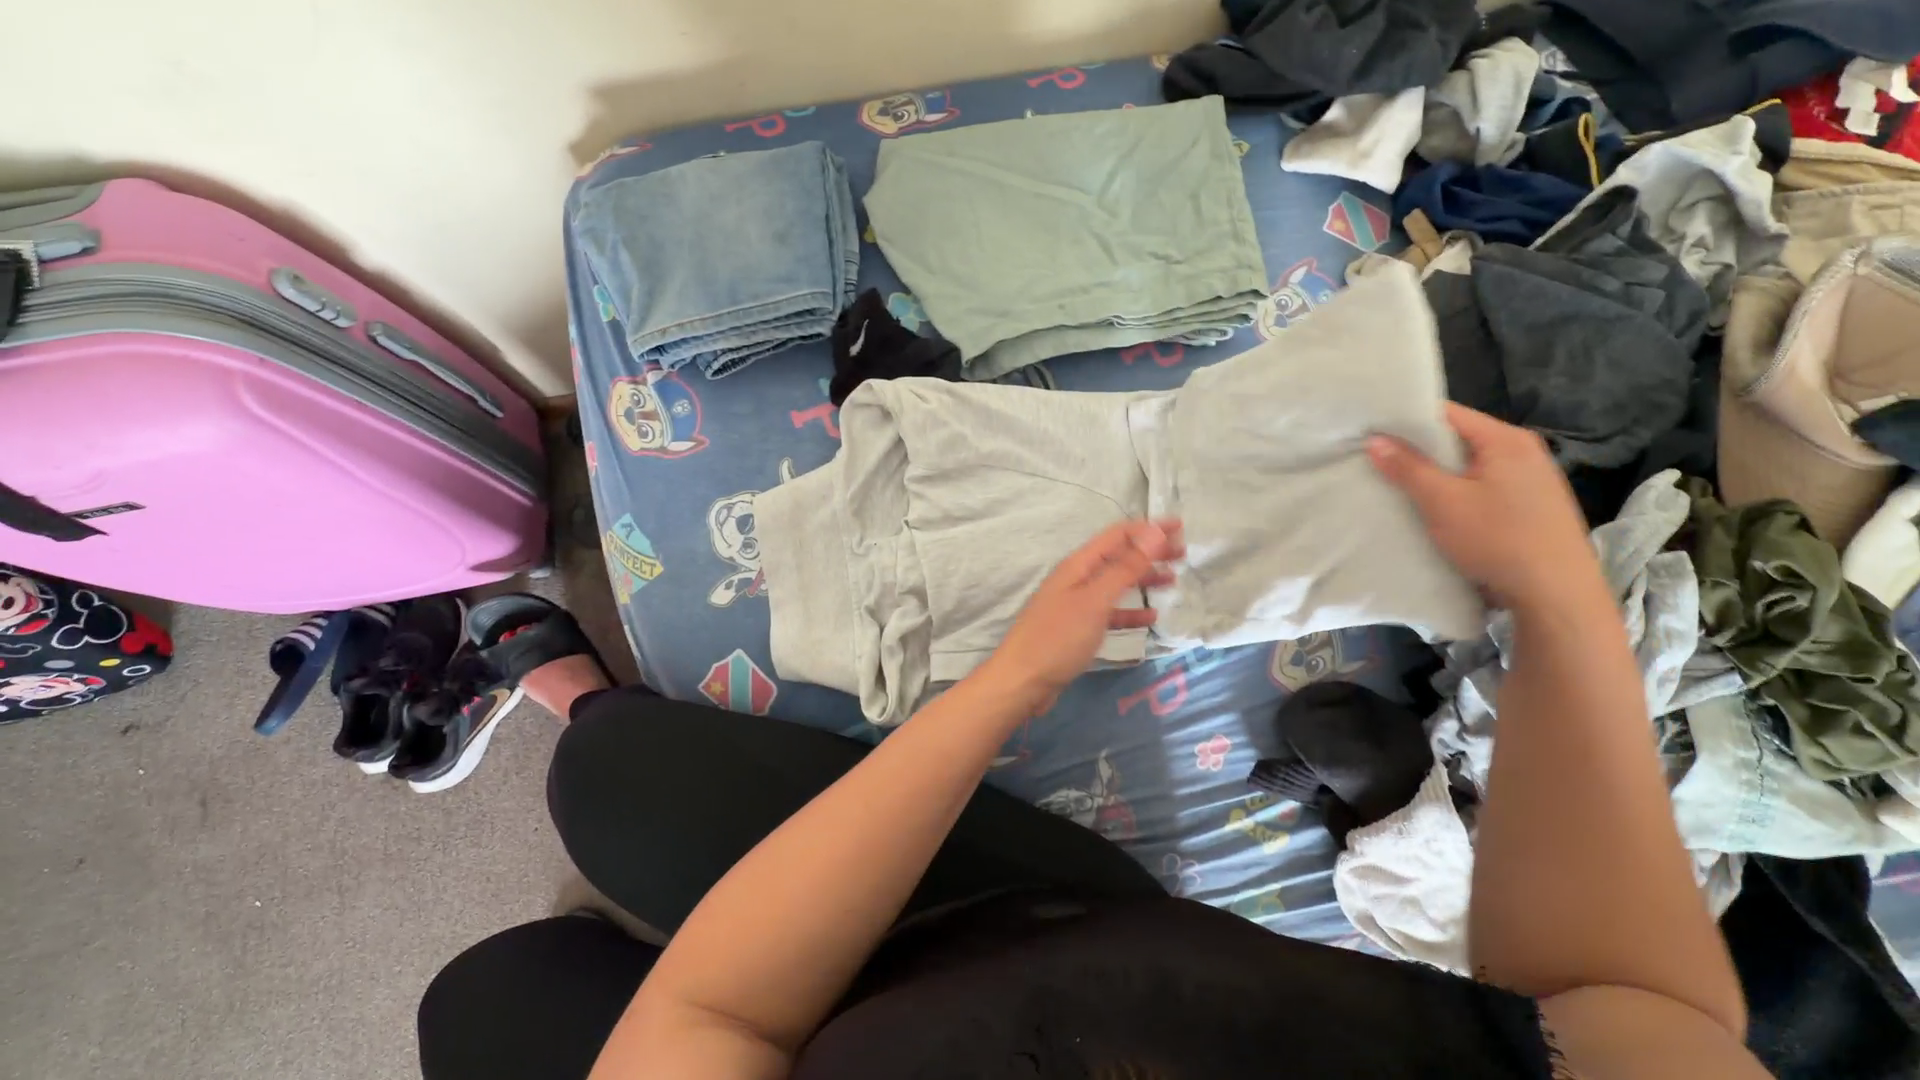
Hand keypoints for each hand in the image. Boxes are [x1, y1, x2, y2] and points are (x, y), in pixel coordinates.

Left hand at [974, 519, 1183, 714]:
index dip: (1148, 528)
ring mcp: (1076, 603)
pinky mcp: (1078, 628)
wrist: (1023, 681)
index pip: (1118, 535)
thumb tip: (1153, 532)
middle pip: (1118, 557)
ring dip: (1143, 580)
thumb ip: (1125, 567)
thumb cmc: (1058, 638)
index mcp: (1078, 565)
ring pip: (1116, 584)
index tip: (1179, 527)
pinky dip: (1130, 611)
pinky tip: (1150, 617)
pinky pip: (1110, 612)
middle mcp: (1077, 579)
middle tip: (1183, 554)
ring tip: (1172, 581)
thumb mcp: (1095, 600)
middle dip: (1150, 553)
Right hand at [1367, 403, 1600, 612]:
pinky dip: (1459, 493)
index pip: (1447, 414)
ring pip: (1471, 466)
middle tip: (1381, 463)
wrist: (1556, 594)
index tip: (1374, 434)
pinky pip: (1485, 487)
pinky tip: (1441, 512)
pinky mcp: (1533, 506)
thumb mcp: (1443, 502)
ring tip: (1404, 488)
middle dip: (1421, 451)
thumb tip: (1375, 440)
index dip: (1407, 421)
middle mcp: (1524, 450)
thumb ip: (1408, 468)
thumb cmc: (1498, 539)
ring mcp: (1533, 479)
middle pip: (1460, 439)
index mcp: (1506, 439)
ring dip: (1439, 475)